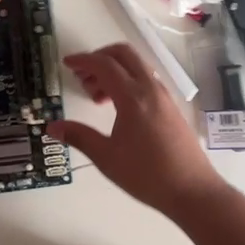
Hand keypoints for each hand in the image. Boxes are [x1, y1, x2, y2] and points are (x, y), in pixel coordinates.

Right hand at [47, 44, 232, 222]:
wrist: (193, 190)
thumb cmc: (147, 175)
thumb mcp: (106, 158)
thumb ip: (79, 137)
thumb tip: (52, 127)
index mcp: (133, 97)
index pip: (104, 64)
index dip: (83, 60)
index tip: (67, 64)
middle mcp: (150, 89)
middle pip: (124, 54)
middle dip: (100, 57)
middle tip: (82, 76)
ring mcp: (164, 97)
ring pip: (136, 67)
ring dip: (114, 71)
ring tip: (96, 97)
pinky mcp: (171, 107)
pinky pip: (146, 81)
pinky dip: (128, 82)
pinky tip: (118, 108)